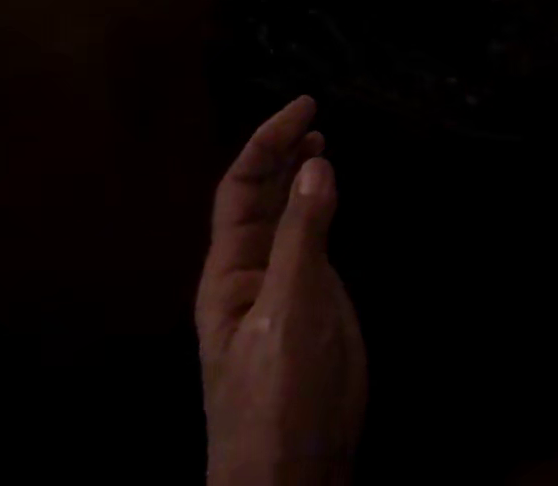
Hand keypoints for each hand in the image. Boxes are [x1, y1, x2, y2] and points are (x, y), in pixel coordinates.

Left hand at [196, 96, 366, 485]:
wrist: (295, 475)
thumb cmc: (279, 394)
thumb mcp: (290, 310)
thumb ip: (303, 236)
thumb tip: (315, 164)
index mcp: (229, 269)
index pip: (241, 187)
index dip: (268, 142)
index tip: (303, 107)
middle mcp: (250, 269)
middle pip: (258, 196)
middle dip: (279, 151)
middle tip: (312, 115)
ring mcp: (281, 285)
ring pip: (283, 216)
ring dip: (296, 175)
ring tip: (317, 141)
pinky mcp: (311, 301)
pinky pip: (309, 239)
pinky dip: (318, 207)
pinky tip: (327, 194)